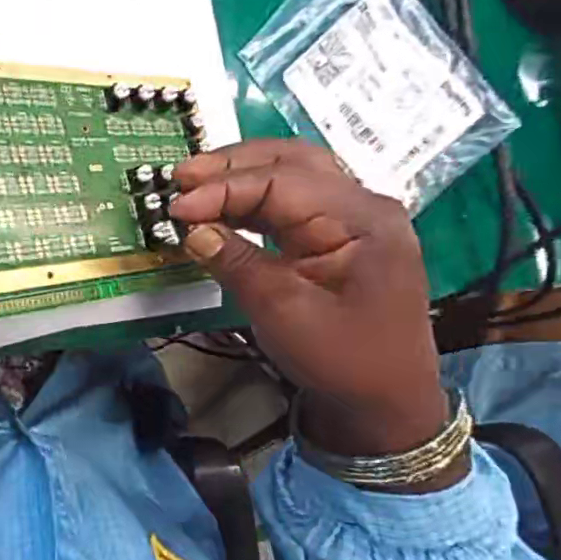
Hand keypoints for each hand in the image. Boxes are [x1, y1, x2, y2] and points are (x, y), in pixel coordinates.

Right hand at [169, 140, 454, 468]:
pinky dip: (252, 199)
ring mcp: (352, 219)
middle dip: (232, 165)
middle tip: (180, 176)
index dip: (222, 189)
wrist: (385, 399)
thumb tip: (192, 231)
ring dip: (241, 175)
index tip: (176, 207)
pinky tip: (222, 207)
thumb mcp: (283, 312)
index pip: (281, 181)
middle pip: (292, 160)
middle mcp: (361, 206)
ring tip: (194, 184)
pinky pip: (291, 202)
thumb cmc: (342, 358)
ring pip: (292, 173)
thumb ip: (237, 263)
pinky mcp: (336, 236)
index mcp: (360, 218)